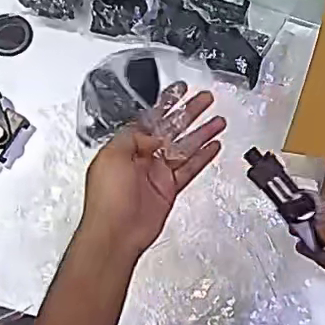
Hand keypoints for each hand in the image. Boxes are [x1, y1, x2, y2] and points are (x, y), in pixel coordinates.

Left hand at [79, 91, 224, 259]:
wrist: (116, 232)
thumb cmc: (107, 199)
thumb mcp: (112, 156)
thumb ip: (134, 138)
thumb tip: (154, 135)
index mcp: (126, 145)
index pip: (151, 118)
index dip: (167, 103)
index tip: (180, 91)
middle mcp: (143, 157)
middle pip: (172, 129)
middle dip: (189, 113)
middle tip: (205, 100)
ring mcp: (157, 173)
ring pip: (185, 147)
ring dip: (202, 133)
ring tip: (217, 121)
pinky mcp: (169, 188)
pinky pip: (189, 168)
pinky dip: (202, 157)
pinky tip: (213, 146)